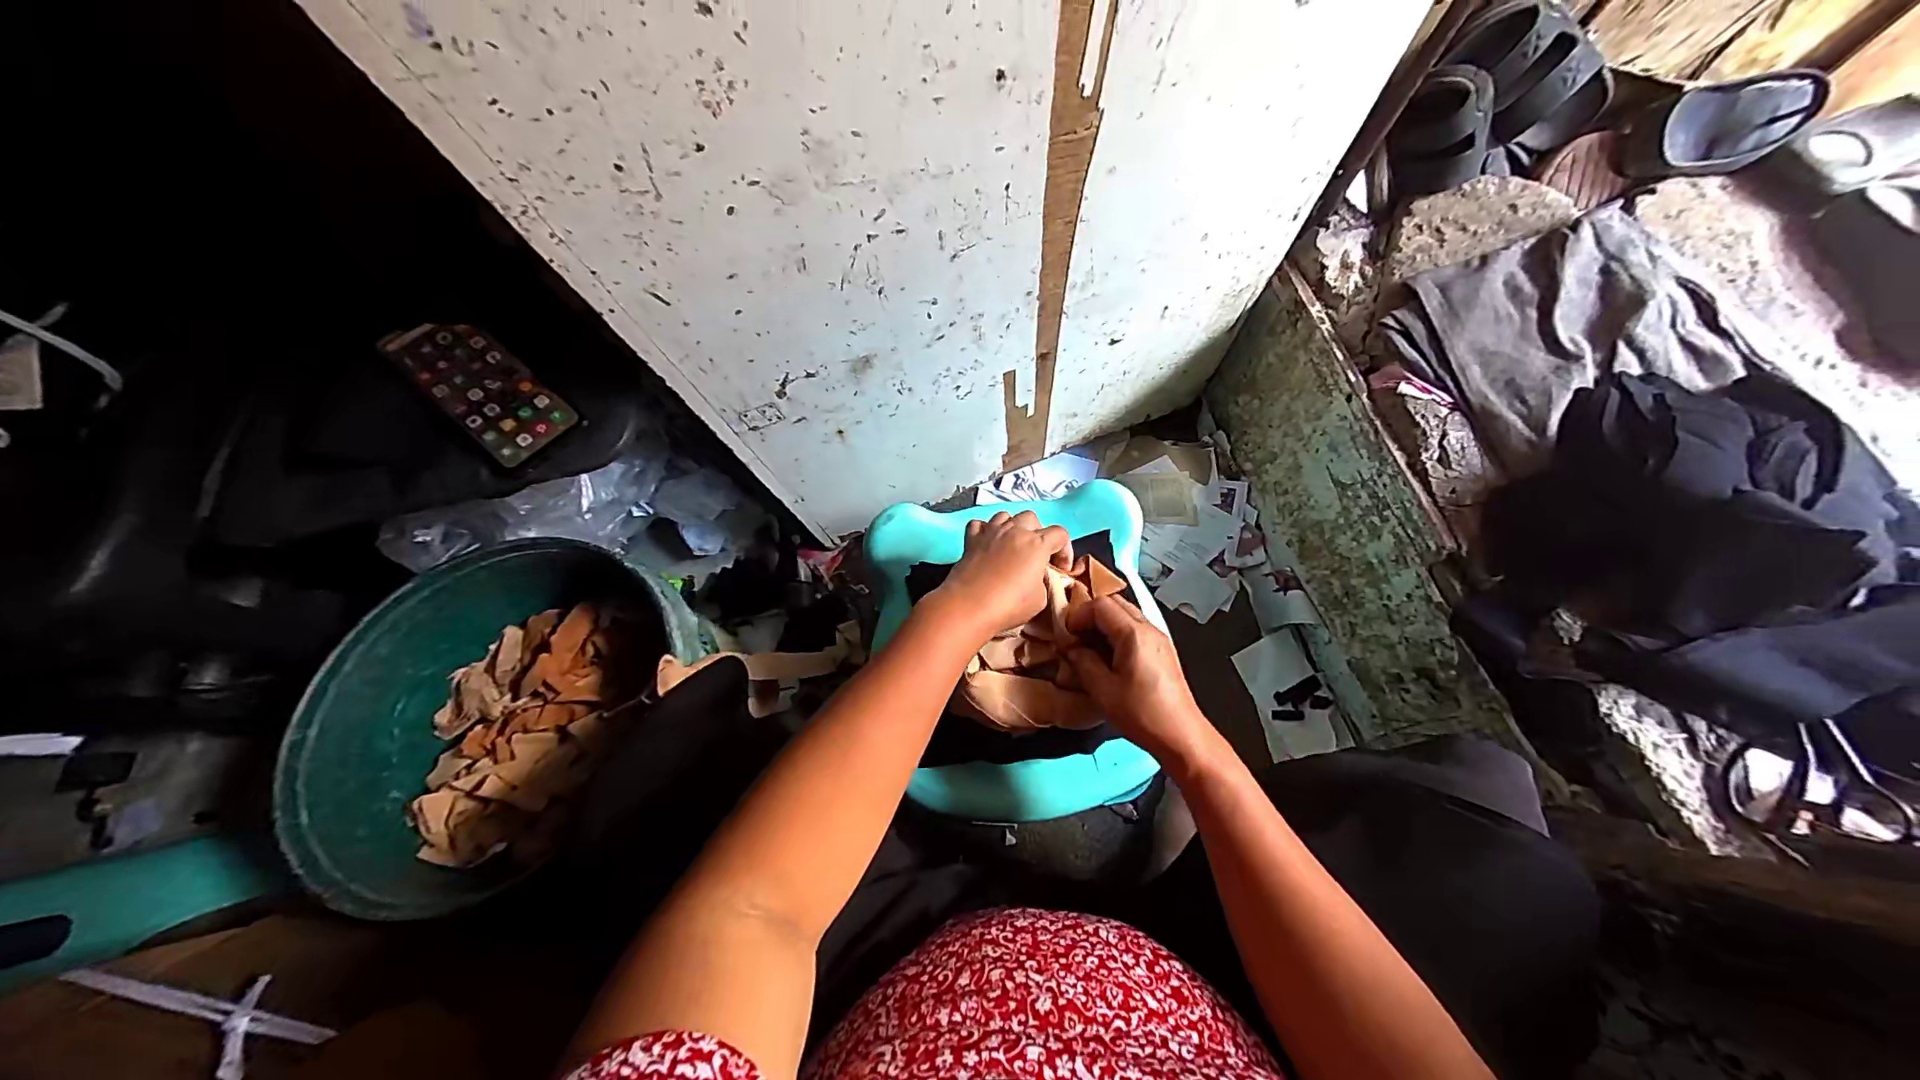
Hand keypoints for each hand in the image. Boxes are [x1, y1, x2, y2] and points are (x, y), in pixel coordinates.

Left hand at [927, 511, 1071, 639]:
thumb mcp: (1040, 599)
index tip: (1060, 569)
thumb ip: (1043, 581)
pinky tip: (988, 544)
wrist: (968, 606)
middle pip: (1032, 518)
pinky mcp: (971, 540)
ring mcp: (991, 532)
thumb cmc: (1009, 605)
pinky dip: (986, 531)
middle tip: (1036, 555)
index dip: (1065, 550)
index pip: (1060, 534)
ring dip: (1012, 527)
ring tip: (1012, 546)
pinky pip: (980, 525)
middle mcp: (1014, 531)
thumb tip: (1036, 576)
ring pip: (1005, 516)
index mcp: (1037, 543)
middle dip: (1038, 533)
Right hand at [1063, 596, 1220, 768]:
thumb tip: (1071, 648)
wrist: (1181, 735)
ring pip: (1125, 614)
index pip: (1100, 604)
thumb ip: (1082, 662)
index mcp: (1134, 634)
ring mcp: (1158, 638)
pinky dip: (1117, 634)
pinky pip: (1135, 629)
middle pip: (1114, 603)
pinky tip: (1108, 658)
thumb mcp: (1103, 690)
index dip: (1078, 616)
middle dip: (1090, 616)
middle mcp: (1149, 629)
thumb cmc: (1143, 714)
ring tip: (1089, 649)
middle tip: (1076, 639)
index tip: (1067, 635)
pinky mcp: (1162, 650)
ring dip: (1104, 625)